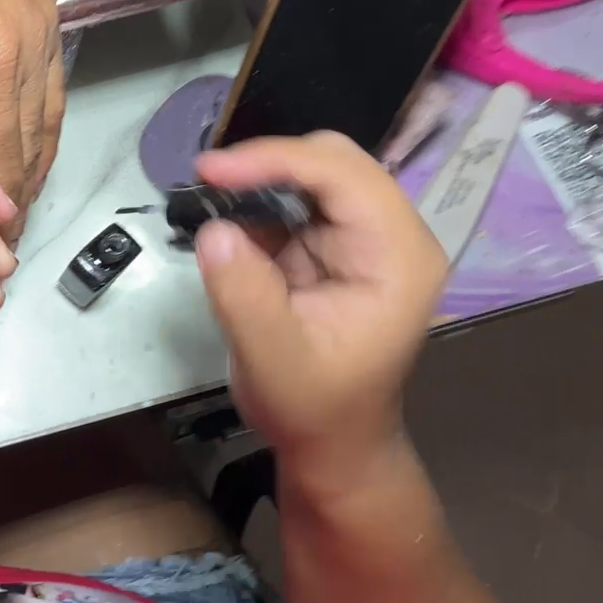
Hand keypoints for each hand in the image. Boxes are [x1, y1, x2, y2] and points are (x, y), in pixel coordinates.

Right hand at [193, 132, 446, 472]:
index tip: (211, 170)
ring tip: (206, 202)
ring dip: (256, 185)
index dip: (277, 161)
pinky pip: (289, 210)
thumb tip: (212, 229)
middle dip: (267, 165)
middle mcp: (386, 237)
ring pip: (308, 181)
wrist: (330, 441)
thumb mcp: (272, 358)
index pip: (344, 177)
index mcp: (396, 256)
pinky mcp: (327, 252)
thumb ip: (244, 294)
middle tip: (206, 182)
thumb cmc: (313, 407)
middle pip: (332, 165)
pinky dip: (252, 210)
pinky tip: (223, 227)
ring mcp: (357, 242)